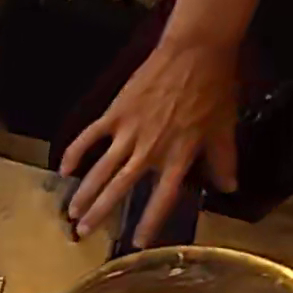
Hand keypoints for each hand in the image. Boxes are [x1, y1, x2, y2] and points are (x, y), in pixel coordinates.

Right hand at [60, 38, 238, 247]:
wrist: (196, 48)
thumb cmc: (213, 87)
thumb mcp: (223, 126)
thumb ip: (223, 160)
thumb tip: (230, 187)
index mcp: (178, 156)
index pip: (162, 198)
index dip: (149, 222)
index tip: (136, 243)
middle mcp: (149, 150)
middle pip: (119, 189)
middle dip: (99, 213)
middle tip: (82, 232)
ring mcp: (129, 132)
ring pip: (100, 169)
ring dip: (84, 192)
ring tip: (71, 211)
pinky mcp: (115, 114)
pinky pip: (89, 136)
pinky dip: (75, 152)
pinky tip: (63, 169)